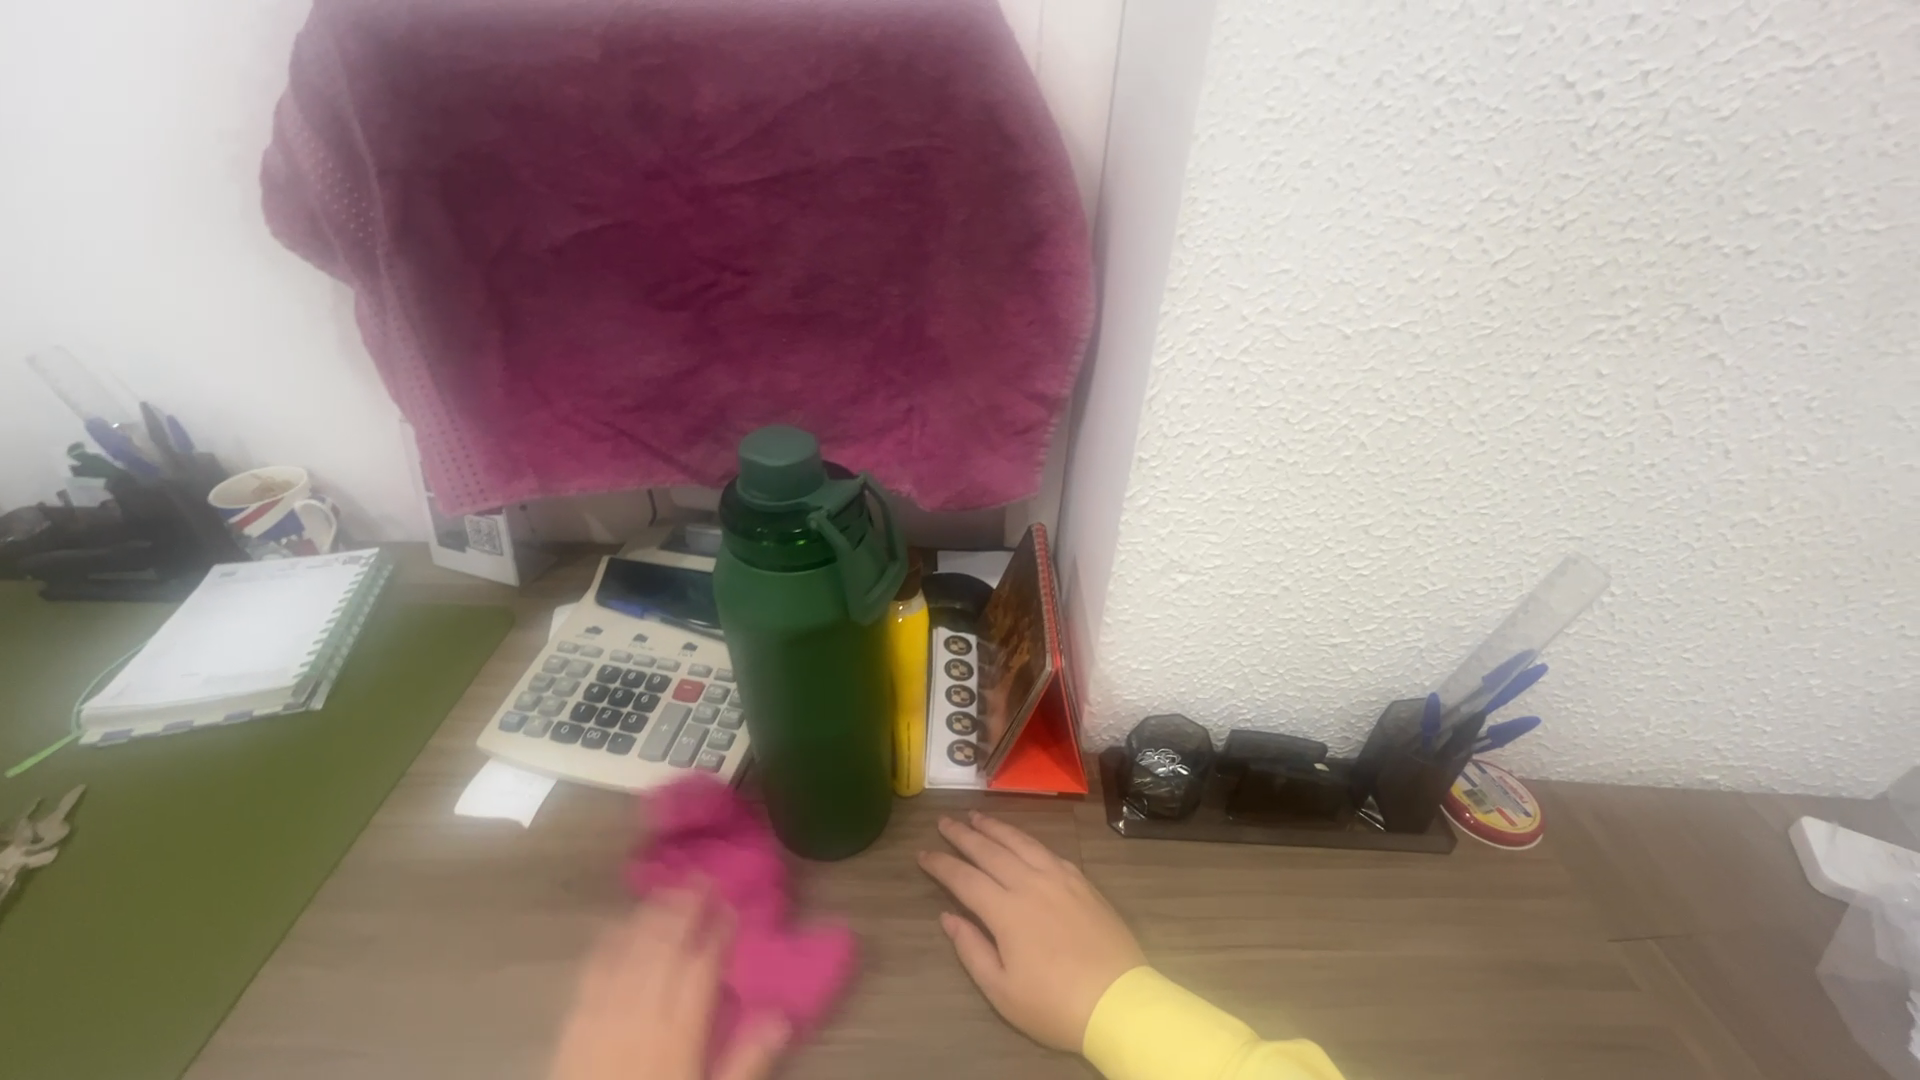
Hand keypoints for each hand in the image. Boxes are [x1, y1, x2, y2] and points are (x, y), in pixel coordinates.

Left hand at [548, 887, 788, 1079]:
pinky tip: (616, 923)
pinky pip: (591, 977)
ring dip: (649, 917)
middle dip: (684, 909)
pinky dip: (606, 945)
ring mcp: (603, 1019)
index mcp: (679, 1035)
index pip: (702, 969)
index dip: (717, 933)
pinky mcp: (573, 1029)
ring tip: (667, 888)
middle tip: (701, 876)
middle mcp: (641, 1017)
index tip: (731, 905)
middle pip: (665, 950)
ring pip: (630, 955)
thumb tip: (782, 1016)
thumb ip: (747, 1060)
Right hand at [918, 812, 1145, 1051]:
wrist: (1117, 1002)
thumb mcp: (1002, 991)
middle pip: (990, 851)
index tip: (923, 853)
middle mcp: (1030, 884)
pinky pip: (1048, 851)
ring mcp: (1059, 879)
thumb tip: (948, 917)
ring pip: (1020, 843)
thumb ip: (972, 950)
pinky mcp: (1081, 882)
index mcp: (1006, 911)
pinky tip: (1020, 840)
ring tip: (977, 817)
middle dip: (964, 835)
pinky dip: (1027, 840)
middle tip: (944, 821)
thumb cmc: (1054, 1005)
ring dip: (995, 828)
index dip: (941, 864)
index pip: (964, 879)